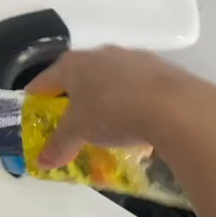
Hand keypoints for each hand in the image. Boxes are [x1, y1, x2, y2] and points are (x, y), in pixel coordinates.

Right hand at [25, 47, 215, 168]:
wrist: (180, 109)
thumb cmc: (114, 112)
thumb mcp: (79, 133)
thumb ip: (58, 145)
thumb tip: (42, 162)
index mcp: (72, 64)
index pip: (43, 82)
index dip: (36, 100)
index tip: (35, 116)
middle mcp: (100, 54)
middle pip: (79, 79)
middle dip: (75, 100)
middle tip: (74, 124)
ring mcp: (134, 59)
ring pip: (112, 81)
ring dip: (108, 101)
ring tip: (111, 128)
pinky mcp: (164, 70)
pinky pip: (140, 88)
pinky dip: (136, 103)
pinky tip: (142, 126)